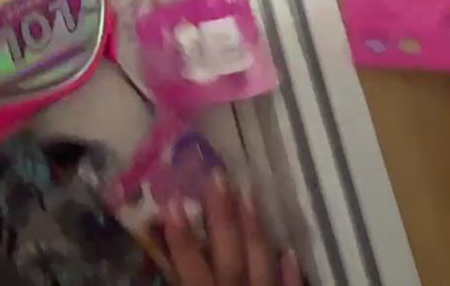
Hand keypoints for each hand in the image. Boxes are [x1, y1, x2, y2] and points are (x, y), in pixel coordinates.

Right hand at [163, 176, 301, 285]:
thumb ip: (177, 280)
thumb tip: (159, 246)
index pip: (192, 267)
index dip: (182, 235)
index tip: (171, 197)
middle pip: (230, 257)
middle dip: (223, 216)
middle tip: (217, 173)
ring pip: (261, 265)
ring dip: (254, 229)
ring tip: (249, 191)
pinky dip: (290, 273)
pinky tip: (289, 250)